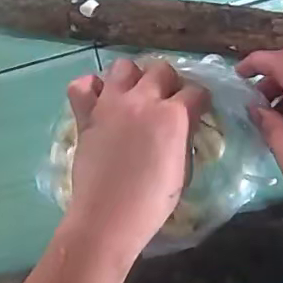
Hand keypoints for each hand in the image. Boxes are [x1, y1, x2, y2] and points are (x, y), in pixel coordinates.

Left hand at [59, 58, 211, 265]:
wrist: (108, 216)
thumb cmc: (151, 202)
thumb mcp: (183, 169)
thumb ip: (183, 137)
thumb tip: (181, 125)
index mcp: (173, 116)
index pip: (195, 91)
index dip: (199, 101)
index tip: (196, 110)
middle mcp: (142, 101)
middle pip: (161, 69)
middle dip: (169, 82)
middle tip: (166, 102)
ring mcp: (110, 104)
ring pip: (123, 66)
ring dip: (133, 78)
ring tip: (134, 96)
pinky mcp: (86, 113)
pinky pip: (83, 85)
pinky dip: (92, 88)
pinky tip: (101, 101)